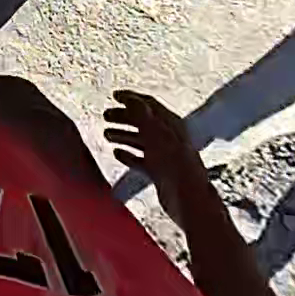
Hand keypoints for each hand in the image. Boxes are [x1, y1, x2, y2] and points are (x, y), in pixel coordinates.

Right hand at [104, 90, 211, 221]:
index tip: (114, 96)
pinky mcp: (159, 172)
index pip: (148, 104)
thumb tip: (130, 99)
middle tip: (106, 116)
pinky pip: (139, 159)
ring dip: (122, 135)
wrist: (188, 199)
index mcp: (170, 124)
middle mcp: (168, 137)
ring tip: (107, 134)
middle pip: (142, 121)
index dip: (130, 98)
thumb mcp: (155, 132)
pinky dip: (127, 155)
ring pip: (139, 140)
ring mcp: (164, 156)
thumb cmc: (175, 163)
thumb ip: (142, 114)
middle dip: (122, 117)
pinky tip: (117, 154)